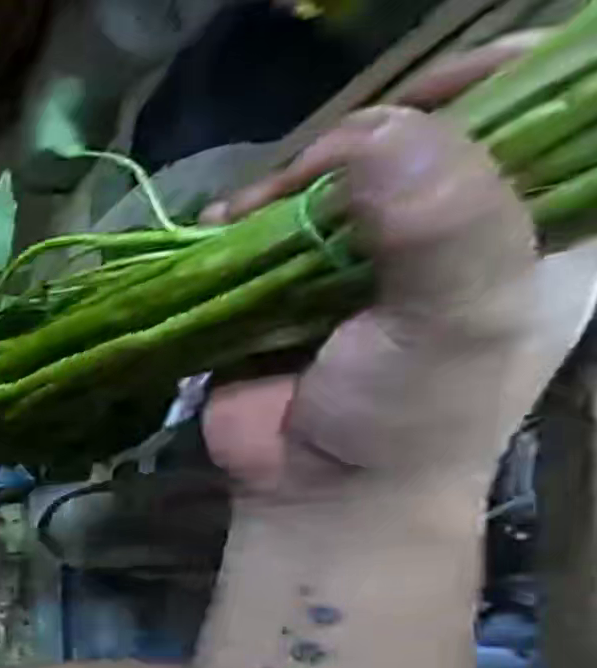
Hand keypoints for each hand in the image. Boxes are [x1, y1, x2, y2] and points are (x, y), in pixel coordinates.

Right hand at [200, 43, 596, 503]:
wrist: (312, 490)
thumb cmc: (413, 413)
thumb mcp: (460, 318)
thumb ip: (443, 222)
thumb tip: (370, 131)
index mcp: (538, 222)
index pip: (548, 109)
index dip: (494, 81)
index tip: (425, 96)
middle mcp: (447, 227)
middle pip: (419, 134)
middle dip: (360, 138)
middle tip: (312, 170)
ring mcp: (357, 257)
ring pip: (331, 180)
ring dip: (283, 182)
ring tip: (248, 209)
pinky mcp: (280, 289)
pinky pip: (261, 233)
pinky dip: (233, 225)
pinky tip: (216, 230)